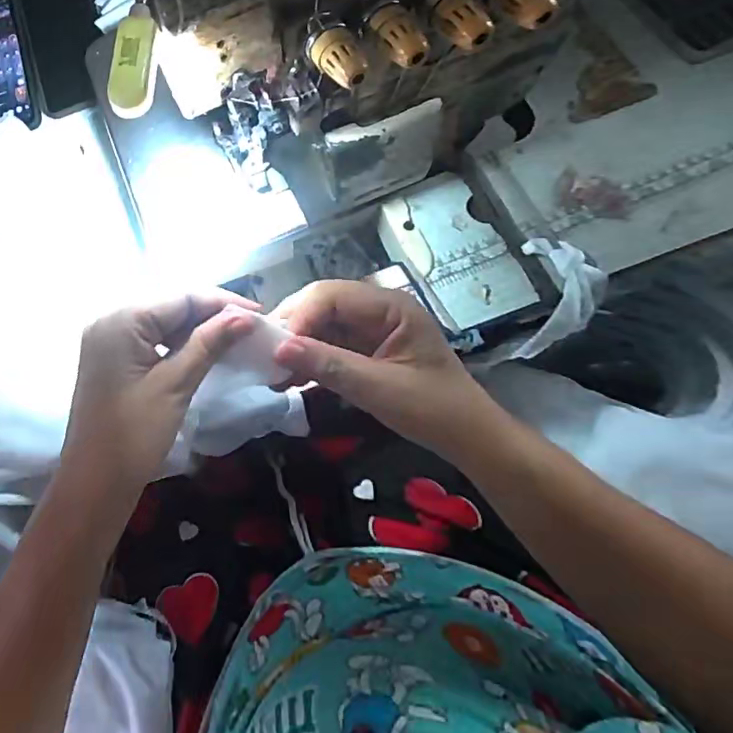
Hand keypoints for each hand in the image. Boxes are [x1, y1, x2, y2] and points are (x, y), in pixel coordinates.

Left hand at [60, 291, 258, 500]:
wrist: (94, 485)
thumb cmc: (134, 434)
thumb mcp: (175, 384)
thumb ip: (209, 343)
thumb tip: (244, 316)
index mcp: (122, 320)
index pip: (181, 298)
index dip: (223, 303)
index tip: (260, 314)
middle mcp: (110, 320)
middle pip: (171, 307)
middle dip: (212, 315)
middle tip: (252, 327)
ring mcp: (108, 341)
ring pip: (162, 324)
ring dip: (197, 330)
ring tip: (237, 337)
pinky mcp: (112, 360)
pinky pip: (151, 341)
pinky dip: (178, 345)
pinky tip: (205, 351)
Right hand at [270, 280, 497, 459]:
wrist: (470, 438)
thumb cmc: (433, 410)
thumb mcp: (379, 389)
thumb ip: (329, 366)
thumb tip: (279, 350)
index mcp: (390, 305)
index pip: (330, 295)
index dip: (300, 317)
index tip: (277, 349)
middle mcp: (377, 307)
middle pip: (321, 303)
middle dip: (292, 327)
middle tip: (263, 354)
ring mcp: (371, 326)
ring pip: (320, 323)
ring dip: (296, 344)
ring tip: (270, 368)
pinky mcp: (365, 347)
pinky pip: (328, 342)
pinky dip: (308, 358)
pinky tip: (288, 376)